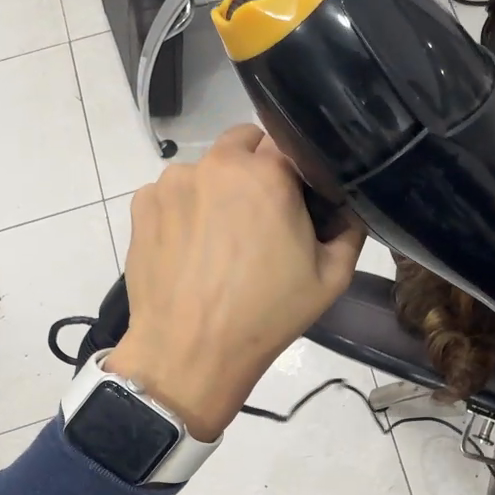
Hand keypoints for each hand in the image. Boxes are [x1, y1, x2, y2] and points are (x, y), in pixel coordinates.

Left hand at [104, 125, 365, 439]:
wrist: (190, 352)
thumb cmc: (268, 314)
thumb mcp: (331, 278)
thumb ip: (350, 231)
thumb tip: (349, 210)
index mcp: (267, 175)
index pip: (289, 142)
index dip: (298, 168)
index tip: (301, 197)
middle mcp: (216, 165)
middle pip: (244, 143)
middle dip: (258, 167)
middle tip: (265, 215)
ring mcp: (173, 182)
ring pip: (207, 169)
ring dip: (220, 189)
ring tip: (224, 239)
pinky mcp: (143, 205)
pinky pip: (173, 192)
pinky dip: (186, 209)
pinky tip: (193, 247)